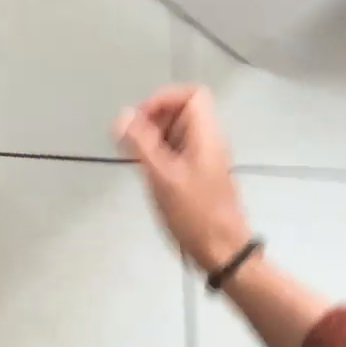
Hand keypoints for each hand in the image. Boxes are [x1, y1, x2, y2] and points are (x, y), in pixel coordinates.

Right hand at [116, 85, 250, 272]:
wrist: (223, 252)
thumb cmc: (195, 215)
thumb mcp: (162, 177)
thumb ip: (141, 144)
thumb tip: (123, 116)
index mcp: (206, 135)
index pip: (192, 94)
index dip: (164, 99)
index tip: (141, 119)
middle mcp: (209, 141)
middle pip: (182, 110)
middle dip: (154, 119)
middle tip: (135, 141)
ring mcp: (206, 158)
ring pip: (178, 131)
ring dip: (155, 138)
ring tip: (139, 158)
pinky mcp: (200, 174)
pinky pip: (178, 150)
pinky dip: (160, 154)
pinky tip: (149, 173)